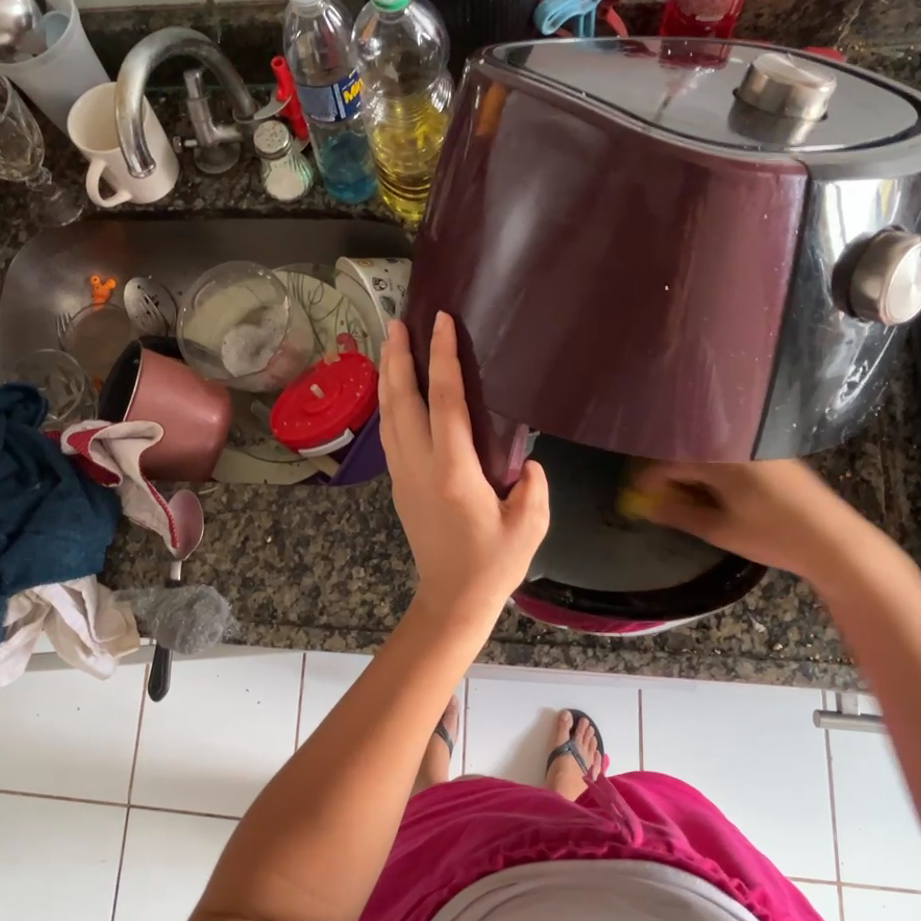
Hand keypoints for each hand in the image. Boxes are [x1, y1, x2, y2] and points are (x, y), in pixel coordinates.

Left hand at [379, 312, 549, 614]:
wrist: (451, 599)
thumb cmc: (493, 564)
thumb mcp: (530, 525)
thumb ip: (533, 485)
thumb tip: (526, 458)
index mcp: (454, 471)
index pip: (445, 401)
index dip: (442, 358)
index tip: (441, 322)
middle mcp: (421, 465)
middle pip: (402, 400)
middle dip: (398, 357)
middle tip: (398, 321)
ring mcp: (404, 474)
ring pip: (389, 414)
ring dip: (388, 376)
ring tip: (391, 344)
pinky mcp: (399, 484)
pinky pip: (390, 432)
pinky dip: (389, 403)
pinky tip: (394, 390)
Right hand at [630, 458, 874, 580]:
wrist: (836, 542)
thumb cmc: (773, 536)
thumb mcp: (718, 529)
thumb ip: (677, 514)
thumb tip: (644, 506)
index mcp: (722, 457)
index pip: (671, 461)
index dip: (650, 480)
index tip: (637, 498)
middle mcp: (739, 443)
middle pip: (690, 451)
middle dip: (671, 475)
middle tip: (660, 501)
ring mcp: (759, 447)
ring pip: (711, 453)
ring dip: (694, 473)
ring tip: (688, 501)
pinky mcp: (773, 456)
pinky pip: (731, 455)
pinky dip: (715, 472)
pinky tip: (717, 496)